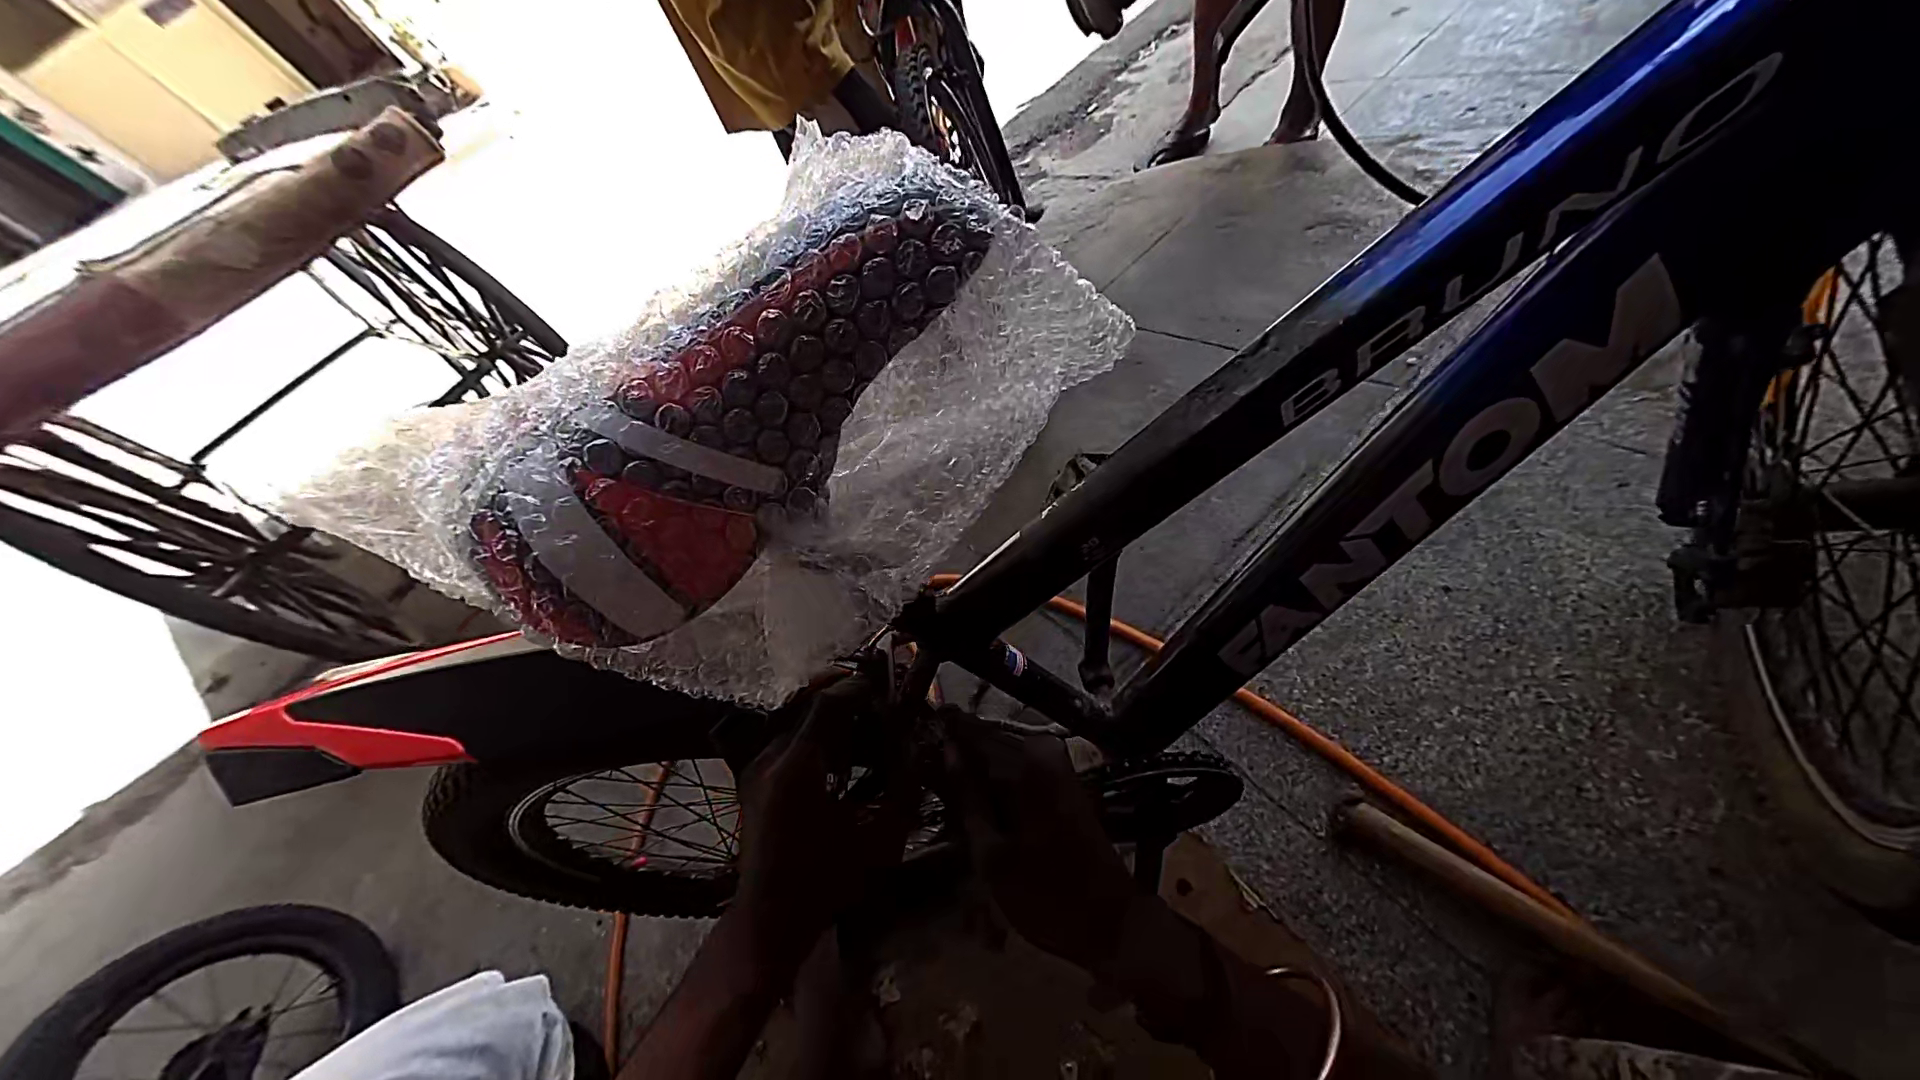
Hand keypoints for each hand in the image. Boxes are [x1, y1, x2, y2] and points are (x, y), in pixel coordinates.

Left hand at [732, 671, 916, 964]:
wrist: (769, 920)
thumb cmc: (826, 883)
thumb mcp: (877, 839)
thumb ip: (904, 789)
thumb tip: (921, 750)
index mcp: (798, 768)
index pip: (827, 704)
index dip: (858, 689)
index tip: (884, 689)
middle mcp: (771, 758)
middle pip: (808, 704)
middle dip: (844, 699)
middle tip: (877, 705)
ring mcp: (757, 768)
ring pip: (795, 718)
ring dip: (829, 716)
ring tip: (861, 726)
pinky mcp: (753, 779)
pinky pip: (786, 739)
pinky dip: (814, 735)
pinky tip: (838, 754)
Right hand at [937, 710, 1140, 973]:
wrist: (1114, 923)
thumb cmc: (1049, 896)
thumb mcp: (993, 854)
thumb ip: (967, 797)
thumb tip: (946, 750)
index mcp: (1027, 761)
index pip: (970, 730)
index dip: (940, 735)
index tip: (911, 743)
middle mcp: (1044, 750)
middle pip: (984, 741)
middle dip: (955, 759)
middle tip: (923, 784)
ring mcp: (1056, 763)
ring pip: (998, 756)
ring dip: (973, 775)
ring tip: (945, 802)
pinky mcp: (1060, 780)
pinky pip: (1016, 769)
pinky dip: (994, 786)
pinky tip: (975, 810)